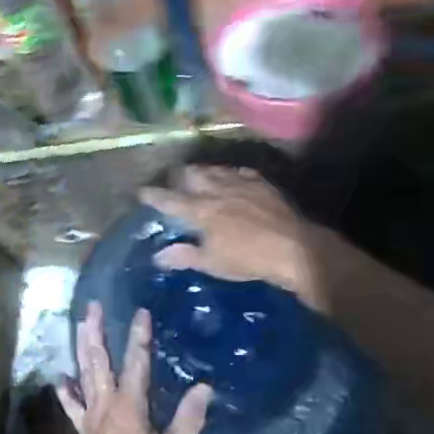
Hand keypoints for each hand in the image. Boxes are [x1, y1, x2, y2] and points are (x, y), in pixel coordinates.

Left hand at [59, 303, 211, 433]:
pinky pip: (73, 405)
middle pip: (98, 361)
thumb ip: (188, 419)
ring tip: (79, 325)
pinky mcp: (84, 432)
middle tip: (92, 305)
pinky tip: (61, 377)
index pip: (136, 362)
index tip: (140, 311)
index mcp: (129, 408)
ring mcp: (91, 418)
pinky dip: (67, 390)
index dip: (139, 336)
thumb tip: (204, 387)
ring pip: (83, 375)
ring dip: (81, 348)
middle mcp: (105, 406)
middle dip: (95, 331)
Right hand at [139, 166, 337, 310]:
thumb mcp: (212, 263)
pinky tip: (231, 178)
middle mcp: (216, 190)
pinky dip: (229, 174)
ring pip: (214, 170)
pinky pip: (239, 172)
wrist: (292, 248)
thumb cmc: (247, 259)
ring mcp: (240, 183)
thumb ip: (184, 256)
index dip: (153, 195)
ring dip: (203, 172)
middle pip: (191, 174)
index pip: (169, 199)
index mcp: (200, 210)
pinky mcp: (261, 183)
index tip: (141, 191)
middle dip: (178, 176)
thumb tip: (158, 255)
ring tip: (199, 176)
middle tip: (173, 182)